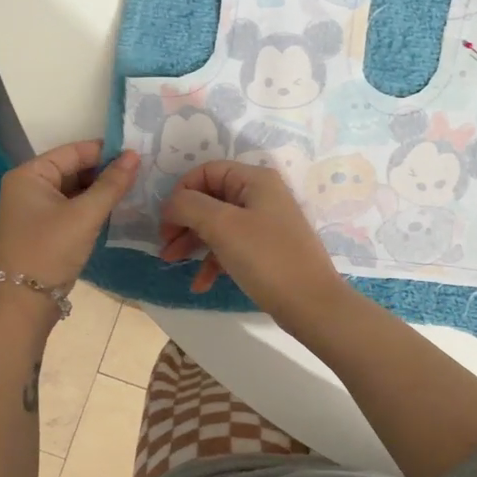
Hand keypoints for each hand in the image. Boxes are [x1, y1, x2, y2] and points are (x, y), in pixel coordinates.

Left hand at [0, 141, 139, 288]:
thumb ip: (111, 184)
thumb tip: (133, 155)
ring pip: (72, 190)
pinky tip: (113, 208)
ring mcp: (31, 208)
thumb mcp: (85, 215)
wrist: (25, 303)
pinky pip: (68, 207)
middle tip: (139, 173)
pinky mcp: (40, 228)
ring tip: (132, 189)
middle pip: (71, 169)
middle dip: (103, 172)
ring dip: (98, 191)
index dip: (104, 151)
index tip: (137, 154)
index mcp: (28, 174)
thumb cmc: (51, 250)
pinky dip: (89, 206)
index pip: (72, 152)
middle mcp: (26, 186)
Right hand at [157, 160, 345, 317]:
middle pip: (210, 198)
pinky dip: (212, 261)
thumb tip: (171, 204)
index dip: (182, 192)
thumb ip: (188, 206)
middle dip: (183, 221)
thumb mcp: (221, 225)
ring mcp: (265, 224)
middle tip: (165, 245)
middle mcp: (261, 196)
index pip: (206, 172)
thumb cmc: (266, 257)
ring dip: (192, 242)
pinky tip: (200, 284)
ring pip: (217, 225)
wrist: (312, 304)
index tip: (166, 221)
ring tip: (171, 263)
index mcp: (255, 180)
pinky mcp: (266, 251)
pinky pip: (231, 247)